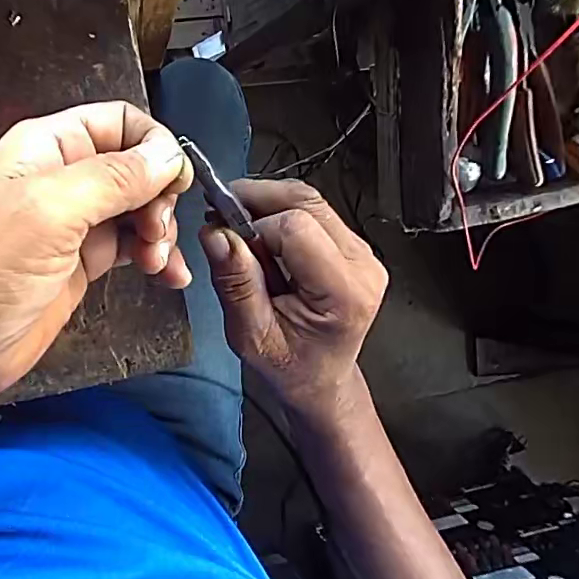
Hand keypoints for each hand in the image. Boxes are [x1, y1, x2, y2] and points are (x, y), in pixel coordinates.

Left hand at [0, 101, 192, 436]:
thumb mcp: (48, 214)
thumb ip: (114, 177)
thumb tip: (168, 154)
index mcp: (48, 148)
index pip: (120, 122)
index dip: (154, 146)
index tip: (174, 181)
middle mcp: (64, 179)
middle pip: (139, 166)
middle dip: (160, 196)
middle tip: (157, 231)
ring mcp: (75, 223)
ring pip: (142, 207)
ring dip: (162, 231)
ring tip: (157, 262)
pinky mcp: (83, 262)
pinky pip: (135, 246)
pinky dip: (158, 257)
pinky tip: (168, 276)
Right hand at [200, 180, 387, 419]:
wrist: (321, 378)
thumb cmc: (291, 366)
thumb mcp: (251, 336)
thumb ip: (236, 284)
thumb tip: (216, 234)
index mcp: (344, 292)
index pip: (296, 228)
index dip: (253, 228)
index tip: (227, 243)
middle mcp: (362, 266)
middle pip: (306, 202)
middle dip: (257, 200)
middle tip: (221, 216)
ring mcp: (362, 252)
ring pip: (309, 199)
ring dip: (267, 203)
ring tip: (236, 225)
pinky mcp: (352, 245)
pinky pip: (313, 210)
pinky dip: (279, 211)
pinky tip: (258, 232)